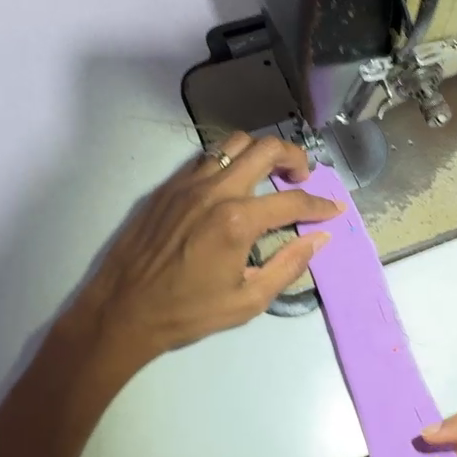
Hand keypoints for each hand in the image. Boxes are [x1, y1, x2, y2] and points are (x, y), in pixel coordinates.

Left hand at [61, 132, 341, 368]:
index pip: (293, 200)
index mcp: (237, 221)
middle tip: (303, 178)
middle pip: (266, 148)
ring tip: (269, 174)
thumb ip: (288, 265)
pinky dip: (229, 162)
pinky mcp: (167, 186)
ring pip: (234, 143)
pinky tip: (231, 185)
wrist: (122, 310)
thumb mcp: (247, 301)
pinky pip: (206, 158)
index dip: (320, 204)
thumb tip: (318, 238)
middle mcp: (215, 190)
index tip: (334, 209)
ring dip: (260, 152)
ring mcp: (187, 183)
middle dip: (295, 157)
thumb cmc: (187, 312)